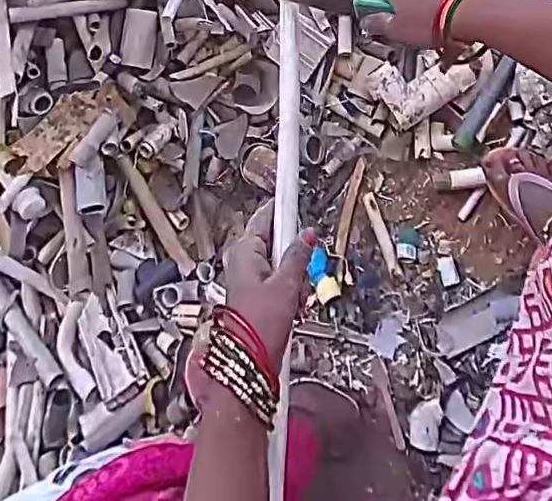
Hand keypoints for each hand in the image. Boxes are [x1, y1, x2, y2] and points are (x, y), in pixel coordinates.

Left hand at [222, 202, 314, 360]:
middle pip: (278, 240)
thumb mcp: (286, 285)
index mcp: (244, 250)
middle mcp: (243, 259)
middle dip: (296, 256)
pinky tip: (293, 306)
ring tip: (295, 296)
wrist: (248, 365)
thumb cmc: (258, 327)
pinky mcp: (256, 294)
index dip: (284, 205)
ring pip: (282, 262)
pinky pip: (280, 280)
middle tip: (300, 273)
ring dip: (295, 277)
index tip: (292, 186)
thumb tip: (307, 234)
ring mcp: (249, 277)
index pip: (267, 215)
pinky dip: (290, 290)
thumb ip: (299, 255)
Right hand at [363, 0, 480, 48]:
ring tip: (434, 23)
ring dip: (425, 1)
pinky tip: (450, 14)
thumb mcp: (397, 32)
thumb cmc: (434, 20)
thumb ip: (378, 25)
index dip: (380, 9)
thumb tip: (368, 23)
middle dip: (405, 6)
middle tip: (412, 27)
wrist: (470, 10)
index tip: (385, 21)